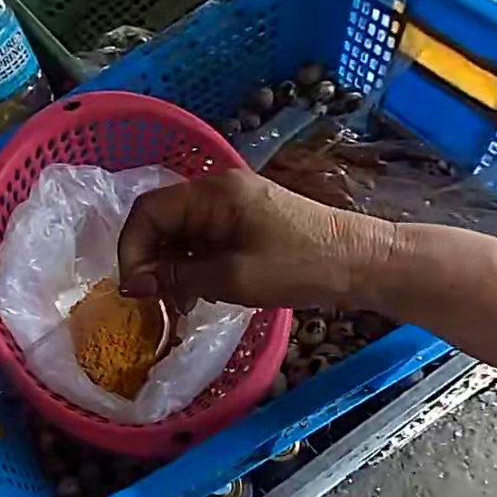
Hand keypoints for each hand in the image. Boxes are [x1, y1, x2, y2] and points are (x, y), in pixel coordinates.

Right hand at [117, 169, 397, 311]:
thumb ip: (176, 278)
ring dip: (169, 269)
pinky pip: (200, 243)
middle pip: (160, 222)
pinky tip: (196, 293)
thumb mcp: (233, 277)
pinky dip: (190, 268)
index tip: (133, 288)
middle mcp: (216, 193)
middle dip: (149, 261)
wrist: (364, 264)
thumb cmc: (301, 266)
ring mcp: (230, 208)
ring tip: (176, 303)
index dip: (132, 248)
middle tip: (153, 300)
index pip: (148, 211)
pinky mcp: (242, 225)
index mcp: (212, 193)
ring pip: (178, 235)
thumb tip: (133, 285)